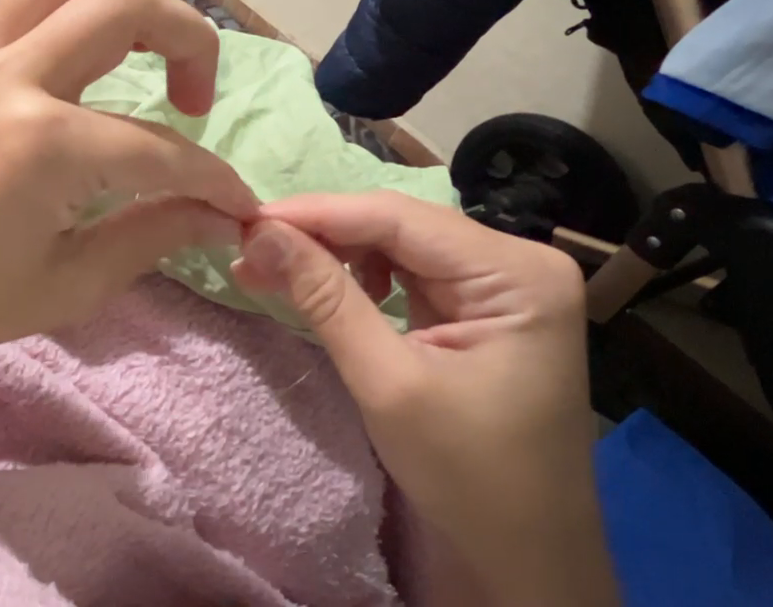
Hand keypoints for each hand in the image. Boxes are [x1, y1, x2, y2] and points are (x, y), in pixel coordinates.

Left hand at [0, 0, 259, 365]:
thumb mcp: (70, 284)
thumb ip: (154, 235)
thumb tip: (220, 214)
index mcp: (47, 142)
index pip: (160, 147)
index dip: (213, 180)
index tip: (237, 205)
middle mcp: (12, 78)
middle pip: (122, 5)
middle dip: (189, 40)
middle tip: (192, 101)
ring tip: (135, 42)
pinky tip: (7, 27)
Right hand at [232, 192, 617, 606]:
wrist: (525, 559)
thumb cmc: (468, 477)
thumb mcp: (387, 382)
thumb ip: (323, 297)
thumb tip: (259, 231)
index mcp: (518, 274)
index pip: (398, 218)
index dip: (316, 213)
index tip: (246, 220)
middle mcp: (518, 261)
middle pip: (399, 224)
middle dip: (321, 234)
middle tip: (250, 247)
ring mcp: (503, 283)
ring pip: (398, 243)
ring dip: (333, 252)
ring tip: (274, 267)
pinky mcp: (482, 306)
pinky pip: (408, 270)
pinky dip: (358, 274)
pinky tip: (325, 286)